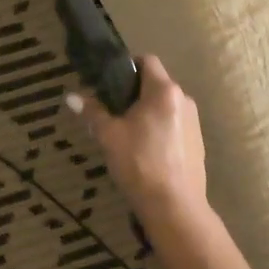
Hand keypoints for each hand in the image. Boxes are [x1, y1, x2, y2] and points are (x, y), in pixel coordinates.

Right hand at [70, 55, 208, 223]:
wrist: (175, 207)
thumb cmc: (139, 164)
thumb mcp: (109, 136)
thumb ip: (92, 112)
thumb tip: (71, 96)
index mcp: (164, 91)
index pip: (146, 61)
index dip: (126, 66)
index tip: (107, 82)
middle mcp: (184, 100)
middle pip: (156, 84)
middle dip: (133, 93)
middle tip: (111, 110)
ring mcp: (194, 122)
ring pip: (165, 106)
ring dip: (147, 112)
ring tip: (126, 132)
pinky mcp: (198, 143)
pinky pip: (174, 125)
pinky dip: (159, 129)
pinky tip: (145, 151)